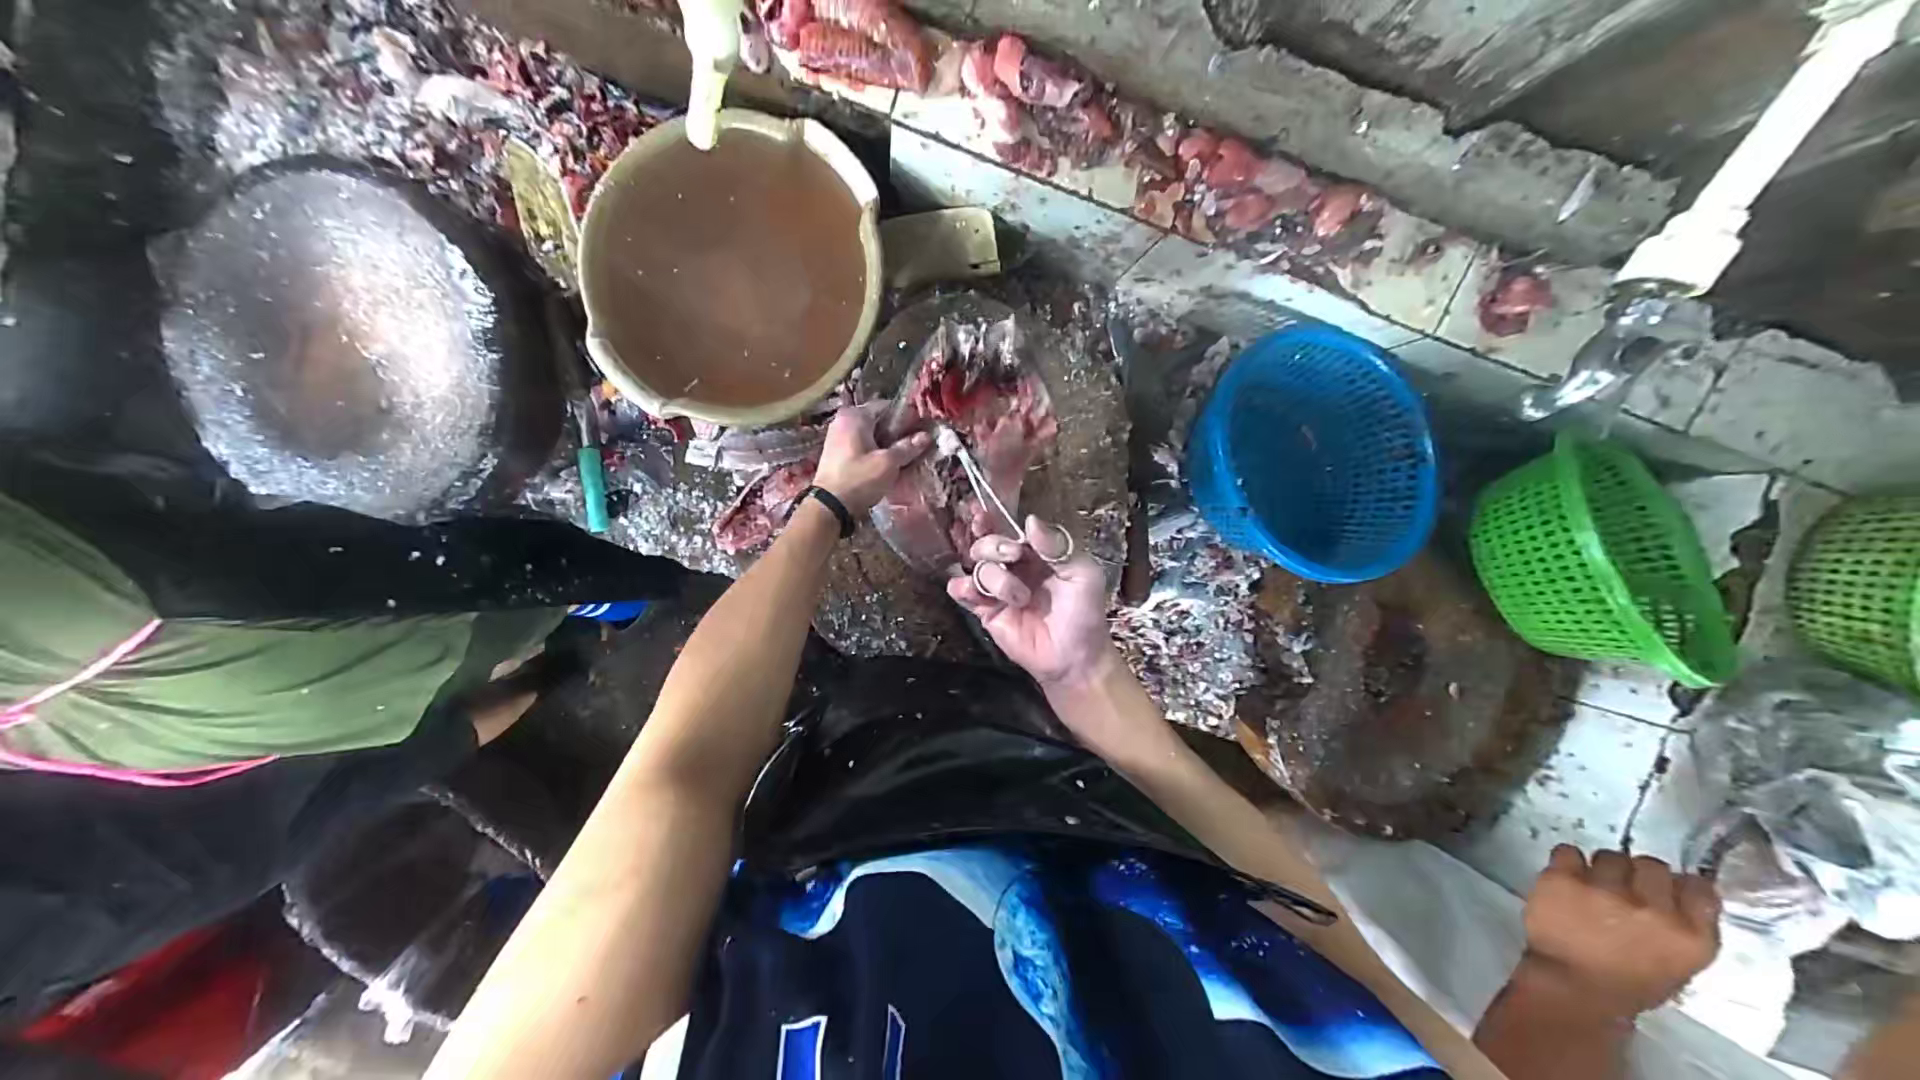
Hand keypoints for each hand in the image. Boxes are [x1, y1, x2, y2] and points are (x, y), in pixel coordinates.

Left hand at [812, 401, 930, 517]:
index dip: (906, 418)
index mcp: (855, 415)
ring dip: (885, 444)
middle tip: (913, 447)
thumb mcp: (888, 463)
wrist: (829, 506)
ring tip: (901, 458)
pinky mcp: (835, 452)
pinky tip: (884, 465)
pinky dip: (873, 451)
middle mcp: (843, 420)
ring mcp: (837, 435)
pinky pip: (860, 445)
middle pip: (878, 421)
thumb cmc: (859, 479)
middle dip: (896, 433)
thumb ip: (907, 447)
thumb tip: (927, 436)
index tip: (919, 432)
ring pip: (869, 434)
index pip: (887, 406)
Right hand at [947, 515, 1114, 690]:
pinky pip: (964, 593)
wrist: (1075, 658)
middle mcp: (1014, 566)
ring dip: (994, 576)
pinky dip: (961, 588)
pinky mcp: (986, 612)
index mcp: (1036, 552)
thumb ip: (1057, 546)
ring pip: (978, 567)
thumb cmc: (1084, 613)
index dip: (993, 520)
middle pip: (987, 543)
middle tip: (1012, 555)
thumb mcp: (1082, 573)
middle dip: (993, 544)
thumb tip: (1029, 520)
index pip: (1009, 528)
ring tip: (1017, 597)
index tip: (982, 514)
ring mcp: (999, 589)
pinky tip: (967, 591)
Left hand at [1518, 846, 1721, 1017]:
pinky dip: (1567, 860)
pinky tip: (1566, 877)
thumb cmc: (1629, 982)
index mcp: (1690, 935)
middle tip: (1623, 886)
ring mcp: (1605, 890)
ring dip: (1602, 867)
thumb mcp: (1678, 964)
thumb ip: (1681, 928)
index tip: (1665, 886)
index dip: (1678, 882)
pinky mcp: (1563, 878)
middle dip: (1637, 872)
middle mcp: (1652, 908)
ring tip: (1592, 885)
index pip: (1698, 888)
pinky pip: (1568, 851)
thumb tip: (1675, 894)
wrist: (1574, 985)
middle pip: (1650, 865)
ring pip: (1609, 856)